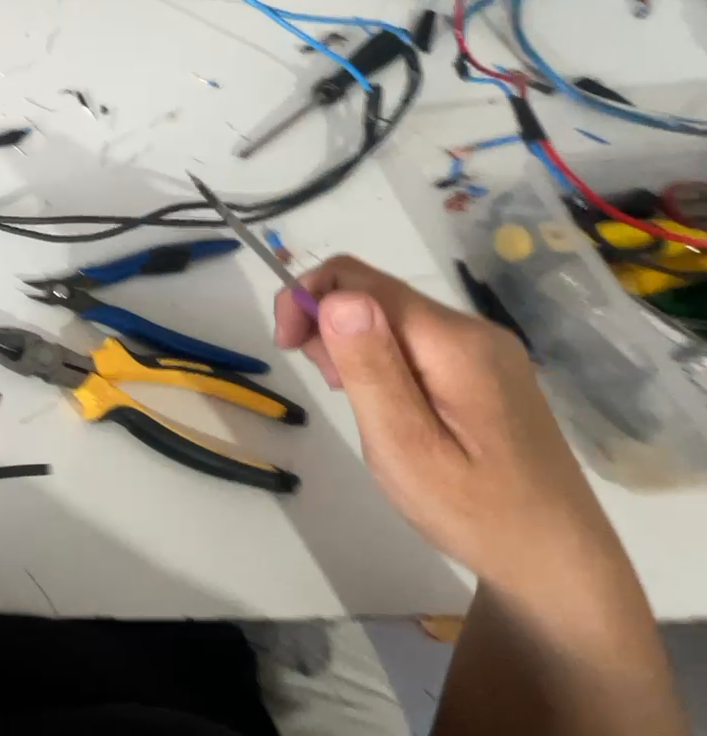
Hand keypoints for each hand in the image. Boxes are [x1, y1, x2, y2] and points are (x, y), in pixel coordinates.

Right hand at [273, 256, 623, 591]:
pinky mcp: (482, 370)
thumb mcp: (403, 442)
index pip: (357, 280)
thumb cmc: (470, 509)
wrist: (555, 561)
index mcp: (453, 343)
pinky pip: (409, 338)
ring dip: (347, 341)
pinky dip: (375, 356)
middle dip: (324, 322)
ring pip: (385, 313)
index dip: (306, 299)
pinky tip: (381, 401)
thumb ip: (370, 366)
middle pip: (371, 291)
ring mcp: (482, 350)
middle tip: (325, 383)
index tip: (287, 348)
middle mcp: (472, 331)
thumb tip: (337, 297)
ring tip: (352, 397)